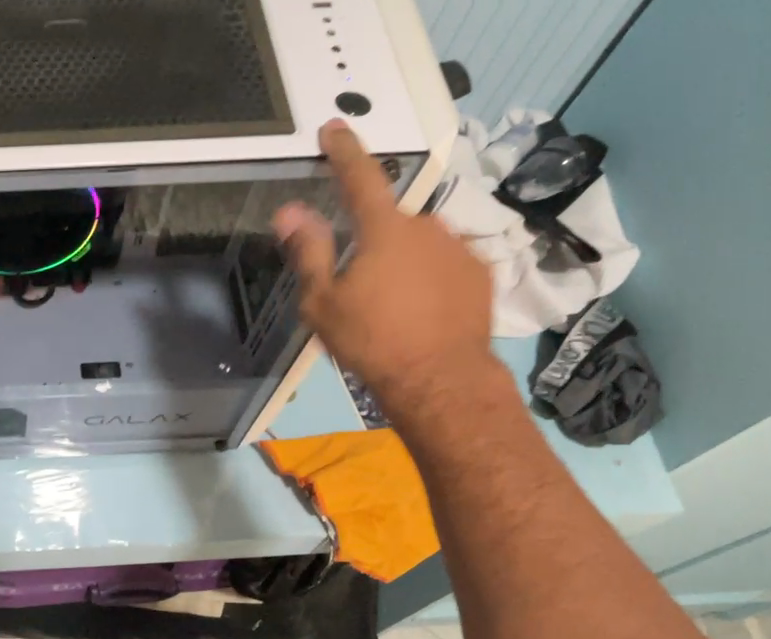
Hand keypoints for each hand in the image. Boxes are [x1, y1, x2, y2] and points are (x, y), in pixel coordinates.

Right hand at [274, 120, 500, 408]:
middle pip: (389, 223)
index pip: (359, 176)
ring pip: (420, 244)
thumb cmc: (372, 342)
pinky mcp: (481, 272)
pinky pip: (446, 265)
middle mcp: (427, 225)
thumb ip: (309, 252)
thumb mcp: (324, 304)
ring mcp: (459, 246)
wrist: (439, 378)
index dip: (343, 151)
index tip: (334, 128)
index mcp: (383, 230)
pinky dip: (430, 279)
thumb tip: (289, 212)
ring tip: (392, 307)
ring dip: (403, 263)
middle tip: (359, 287)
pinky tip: (421, 312)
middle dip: (373, 244)